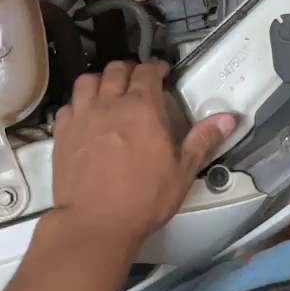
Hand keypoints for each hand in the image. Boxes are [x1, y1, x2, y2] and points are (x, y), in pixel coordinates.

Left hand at [48, 60, 236, 260]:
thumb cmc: (142, 198)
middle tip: (138, 80)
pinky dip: (78, 103)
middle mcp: (110, 104)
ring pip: (88, 81)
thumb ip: (203, 139)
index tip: (162, 72)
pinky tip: (85, 115)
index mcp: (142, 108)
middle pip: (116, 70)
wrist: (95, 223)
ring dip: (101, 80)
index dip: (156, 67)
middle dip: (129, 70)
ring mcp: (82, 117)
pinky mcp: (62, 133)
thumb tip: (227, 119)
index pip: (147, 71)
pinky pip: (68, 105)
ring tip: (109, 91)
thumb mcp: (182, 171)